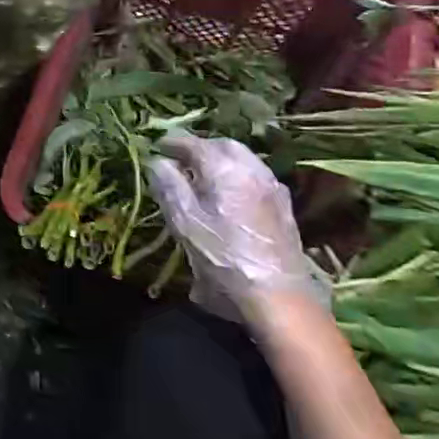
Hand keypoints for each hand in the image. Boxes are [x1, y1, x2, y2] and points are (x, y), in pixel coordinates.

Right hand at [146, 134, 327, 321]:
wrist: (278, 296)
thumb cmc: (224, 258)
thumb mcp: (184, 223)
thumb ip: (169, 187)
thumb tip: (158, 162)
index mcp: (225, 170)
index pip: (194, 143)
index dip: (172, 142)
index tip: (155, 145)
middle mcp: (252, 170)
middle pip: (223, 145)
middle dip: (199, 147)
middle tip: (178, 158)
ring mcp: (272, 187)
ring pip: (243, 159)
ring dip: (219, 160)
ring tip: (200, 175)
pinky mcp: (283, 207)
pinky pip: (255, 176)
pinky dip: (236, 174)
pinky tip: (228, 194)